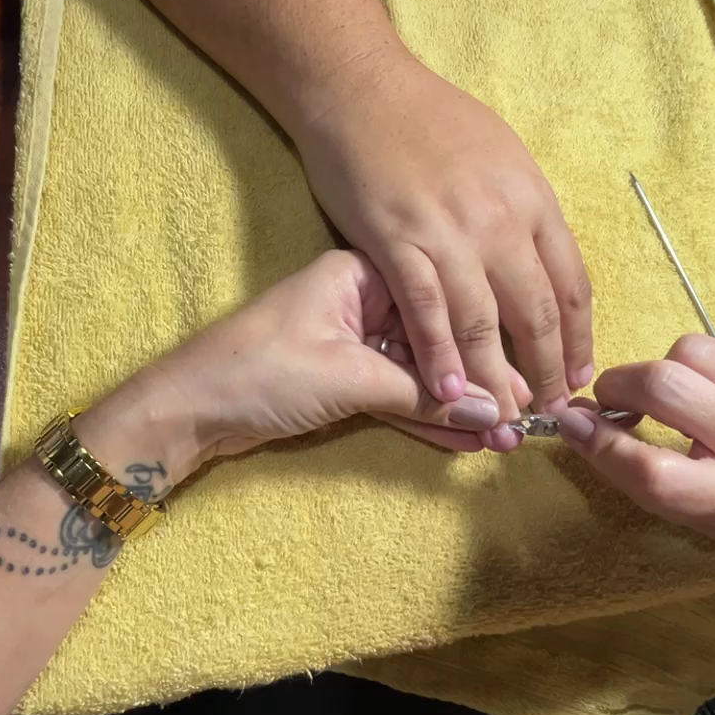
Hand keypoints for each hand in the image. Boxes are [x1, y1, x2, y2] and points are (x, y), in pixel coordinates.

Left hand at [80, 251, 504, 485]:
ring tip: (503, 438)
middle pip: (435, 341)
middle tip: (524, 418)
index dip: (485, 344)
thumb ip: (421, 396)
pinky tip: (464, 439)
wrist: (188, 408)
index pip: (440, 302)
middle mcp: (362, 302)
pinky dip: (424, 418)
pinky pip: (395, 395)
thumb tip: (493, 413)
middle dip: (477, 383)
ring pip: (418, 373)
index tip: (526, 382)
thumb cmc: (261, 370)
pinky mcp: (341, 377)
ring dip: (455, 407)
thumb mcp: (347, 378)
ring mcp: (352, 342)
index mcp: (361, 275)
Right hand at [289, 52, 592, 434]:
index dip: (577, 339)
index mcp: (531, 199)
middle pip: (535, 314)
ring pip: (482, 324)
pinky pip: (425, 312)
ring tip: (504, 419)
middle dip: (546, 372)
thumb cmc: (427, 118)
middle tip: (549, 413)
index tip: (578, 374)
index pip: (570, 284)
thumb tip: (536, 257)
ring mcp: (448, 233)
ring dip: (496, 379)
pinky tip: (448, 394)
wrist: (361, 88)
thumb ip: (521, 210)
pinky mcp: (397, 242)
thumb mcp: (498, 154)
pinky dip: (438, 358)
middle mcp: (500, 221)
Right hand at [556, 335, 714, 576]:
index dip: (602, 442)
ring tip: (675, 396)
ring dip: (663, 370)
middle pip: (666, 387)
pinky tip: (713, 389)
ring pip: (689, 350)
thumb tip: (572, 420)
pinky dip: (699, 364)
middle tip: (616, 400)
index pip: (652, 467)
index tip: (575, 423)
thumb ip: (632, 468)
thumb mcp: (694, 515)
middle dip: (622, 385)